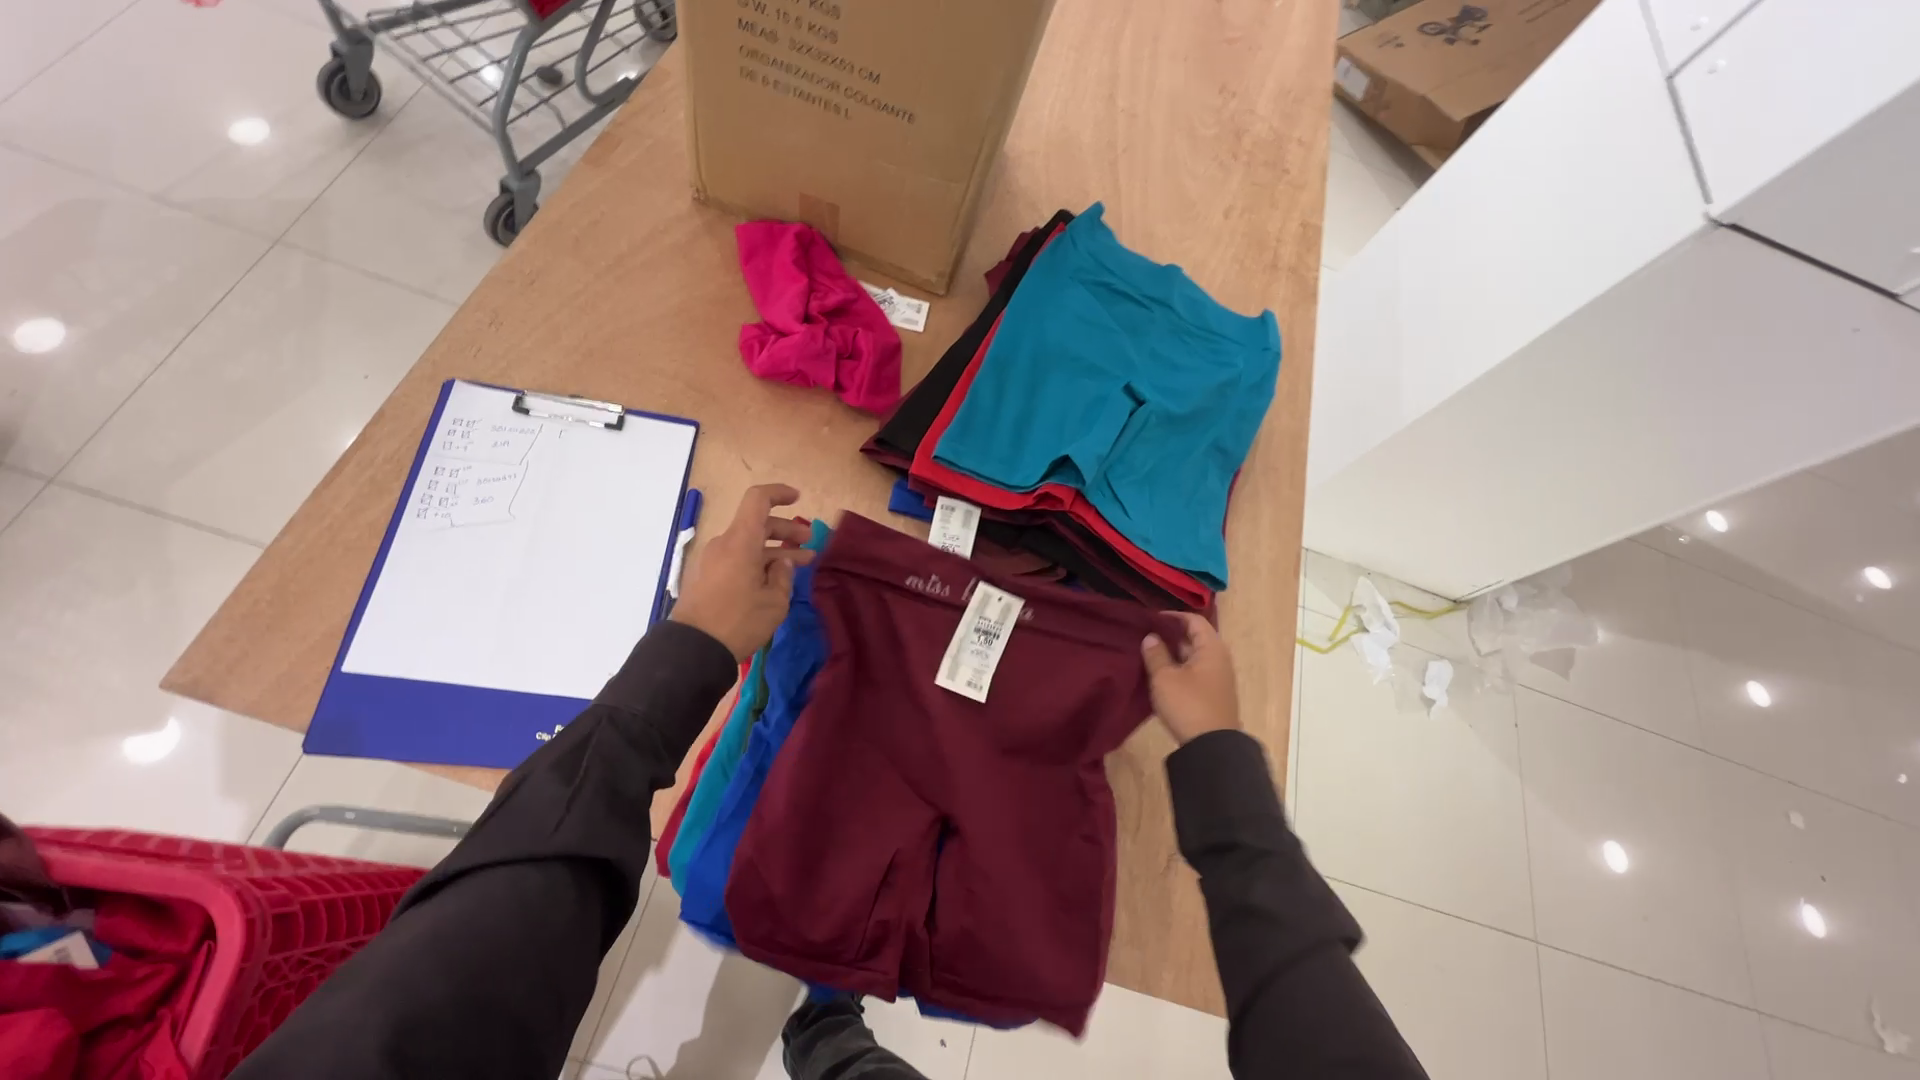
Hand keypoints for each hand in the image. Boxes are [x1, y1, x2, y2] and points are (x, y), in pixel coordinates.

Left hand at [670, 484, 815, 660]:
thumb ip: (783, 575)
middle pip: (756, 524)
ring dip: (773, 550)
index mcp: (741, 541)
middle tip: (808, 543)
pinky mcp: (707, 577)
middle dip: (785, 530)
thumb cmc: (739, 620)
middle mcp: (724, 544)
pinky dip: (757, 561)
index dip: (779, 493)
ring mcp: (712, 561)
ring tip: (799, 563)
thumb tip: (783, 562)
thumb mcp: (774, 601)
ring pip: (748, 544)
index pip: (758, 500)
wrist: (693, 648)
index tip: (799, 499)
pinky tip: (774, 580)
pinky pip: (736, 559)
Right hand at [1141, 613, 1239, 744]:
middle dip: (1171, 635)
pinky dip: (1179, 667)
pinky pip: (1195, 671)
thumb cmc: (1188, 705)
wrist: (1213, 747)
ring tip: (1149, 653)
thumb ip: (1156, 654)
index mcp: (1211, 648)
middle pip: (1195, 638)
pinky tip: (1161, 674)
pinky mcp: (1213, 694)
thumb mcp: (1165, 678)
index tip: (1151, 618)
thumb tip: (1151, 637)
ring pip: (1194, 656)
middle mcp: (1219, 659)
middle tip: (1146, 635)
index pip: (1194, 620)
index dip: (1173, 616)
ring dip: (1173, 653)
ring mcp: (1218, 677)